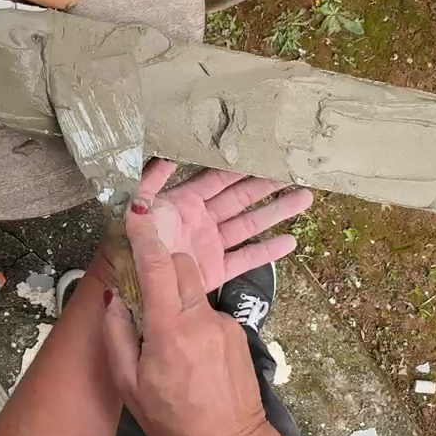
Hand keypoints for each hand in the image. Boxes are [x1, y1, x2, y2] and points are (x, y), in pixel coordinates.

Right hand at [99, 204, 287, 435]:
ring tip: (168, 342)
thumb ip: (116, 336)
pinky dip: (193, 321)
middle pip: (181, 265)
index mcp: (170, 329)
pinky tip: (191, 356)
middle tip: (145, 292)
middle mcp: (201, 317)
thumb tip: (113, 299)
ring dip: (176, 298)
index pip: (157, 267)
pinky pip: (208, 312)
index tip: (136, 213)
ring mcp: (224, 323)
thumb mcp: (130, 385)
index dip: (145, 236)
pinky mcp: (238, 332)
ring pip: (194, 289)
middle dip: (162, 265)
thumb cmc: (175, 421)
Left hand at [129, 160, 312, 294]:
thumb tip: (169, 157)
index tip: (263, 154)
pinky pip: (246, 258)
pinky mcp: (215, 269)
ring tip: (304, 199)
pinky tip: (290, 241)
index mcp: (185, 202)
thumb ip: (151, 181)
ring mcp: (211, 244)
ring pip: (249, 224)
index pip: (217, 180)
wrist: (131, 281)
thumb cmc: (133, 240)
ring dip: (276, 212)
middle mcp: (202, 219)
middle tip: (293, 172)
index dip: (240, 169)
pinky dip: (267, 252)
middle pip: (240, 198)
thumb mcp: (139, 207)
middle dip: (266, 186)